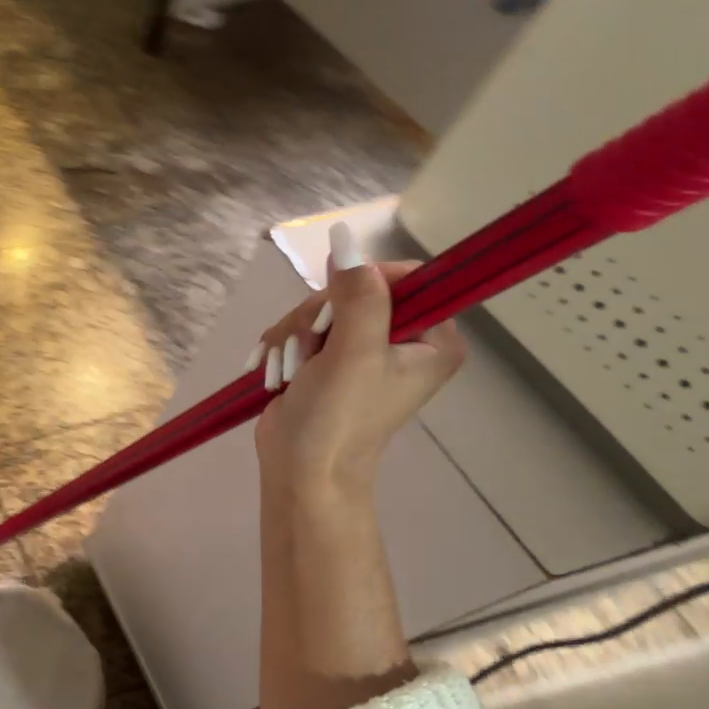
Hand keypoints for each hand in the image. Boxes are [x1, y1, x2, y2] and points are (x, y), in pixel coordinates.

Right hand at [252, 223, 466, 492]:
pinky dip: (283, 348)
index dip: (361, 284)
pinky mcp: (326, 365)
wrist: (302, 470)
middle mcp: (402, 341)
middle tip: (305, 351)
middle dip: (316, 319)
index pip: (405, 279)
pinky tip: (275, 370)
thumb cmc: (338, 417)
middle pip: (353, 293)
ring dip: (293, 336)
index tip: (332, 315)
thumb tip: (344, 238)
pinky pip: (302, 332)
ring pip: (320, 312)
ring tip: (287, 369)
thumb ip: (357, 294)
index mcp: (432, 338)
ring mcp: (361, 353)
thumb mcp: (353, 353)